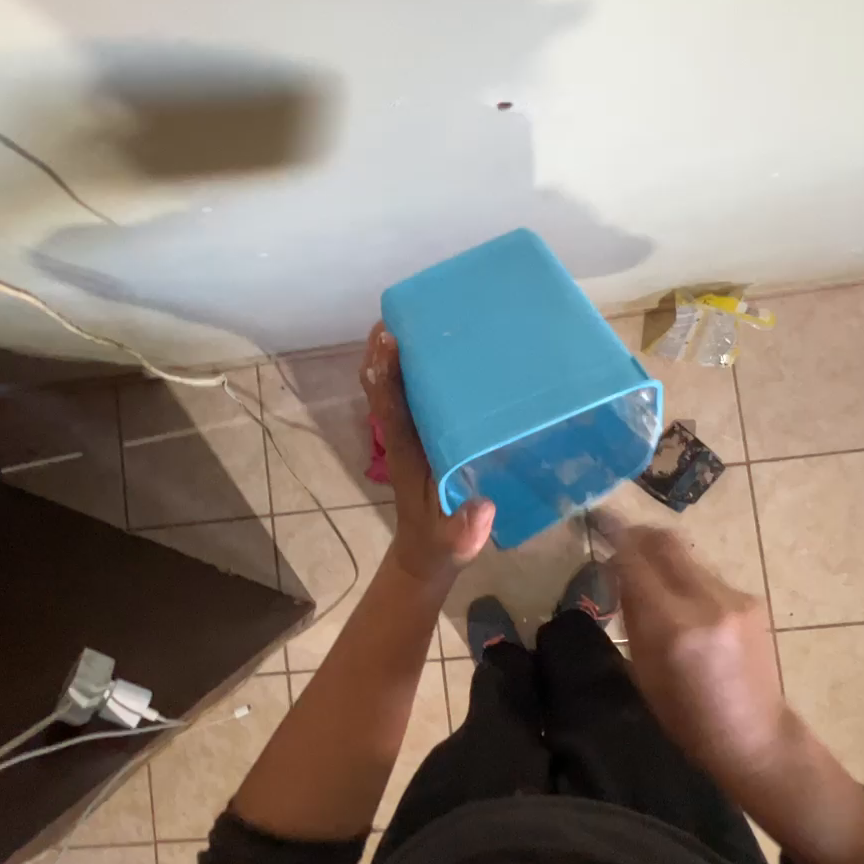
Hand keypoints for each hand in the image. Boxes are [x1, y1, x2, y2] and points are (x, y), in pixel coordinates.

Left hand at [360, 322, 495, 580]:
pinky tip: (437, 352)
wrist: (425, 552)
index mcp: (406, 453)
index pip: (390, 407)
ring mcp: (406, 433)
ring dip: (393, 354)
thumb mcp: (455, 542)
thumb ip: (465, 529)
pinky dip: (410, 368)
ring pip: (389, 385)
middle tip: (405, 311)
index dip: (388, 374)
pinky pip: (405, 394)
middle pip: (380, 385)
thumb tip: (482, 508)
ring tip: (417, 317)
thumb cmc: (439, 541)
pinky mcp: (418, 434)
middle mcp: (400, 435)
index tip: (393, 339)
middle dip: (384, 350)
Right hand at [593, 510, 792, 788]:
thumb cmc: (686, 715)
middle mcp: (706, 602)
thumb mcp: (643, 668)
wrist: (755, 737)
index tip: (599, 519)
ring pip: (687, 558)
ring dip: (664, 559)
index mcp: (673, 626)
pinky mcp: (751, 601)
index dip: (615, 535)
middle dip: (640, 533)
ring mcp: (734, 598)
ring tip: (651, 581)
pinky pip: (707, 577)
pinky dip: (687, 581)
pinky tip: (685, 607)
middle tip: (620, 535)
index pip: (636, 562)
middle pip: (666, 543)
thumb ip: (632, 613)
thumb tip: (619, 571)